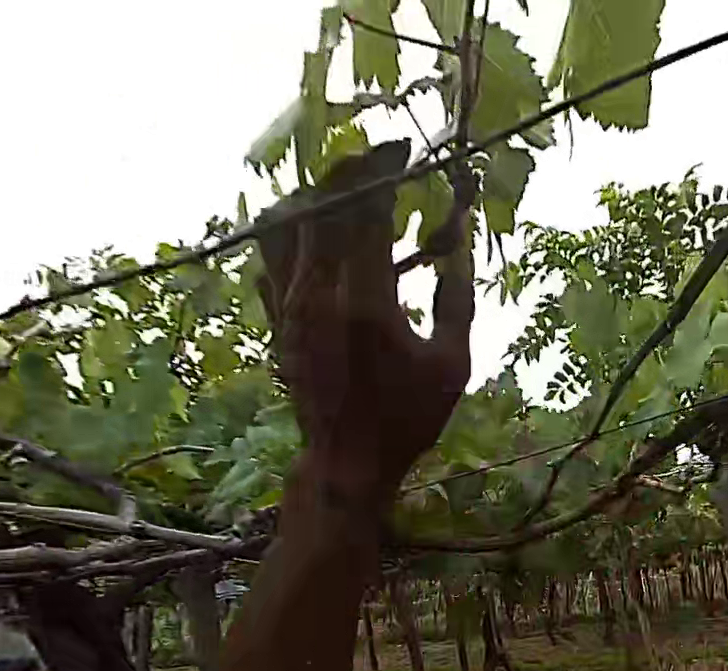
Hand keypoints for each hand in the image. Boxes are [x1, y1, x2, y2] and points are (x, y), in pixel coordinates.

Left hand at [256, 143, 472, 506]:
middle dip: (352, 168)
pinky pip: (267, 260)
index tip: (408, 151)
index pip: (367, 207)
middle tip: (379, 161)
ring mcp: (288, 309)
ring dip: (313, 196)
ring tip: (343, 194)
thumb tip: (459, 250)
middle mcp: (318, 294)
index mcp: (366, 301)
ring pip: (282, 223)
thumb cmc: (406, 419)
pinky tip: (314, 238)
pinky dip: (288, 235)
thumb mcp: (451, 366)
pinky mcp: (276, 324)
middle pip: (321, 202)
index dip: (387, 168)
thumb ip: (458, 302)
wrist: (347, 462)